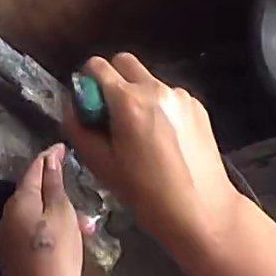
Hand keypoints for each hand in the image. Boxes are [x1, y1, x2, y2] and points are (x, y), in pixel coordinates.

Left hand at [0, 144, 85, 275]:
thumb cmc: (58, 253)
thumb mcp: (62, 212)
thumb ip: (54, 182)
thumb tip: (50, 158)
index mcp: (18, 201)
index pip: (34, 168)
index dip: (50, 156)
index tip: (63, 147)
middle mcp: (6, 216)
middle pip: (32, 192)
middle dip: (55, 188)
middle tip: (79, 190)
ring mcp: (6, 239)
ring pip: (34, 214)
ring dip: (55, 212)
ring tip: (82, 224)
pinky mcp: (11, 258)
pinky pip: (30, 231)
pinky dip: (47, 228)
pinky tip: (66, 239)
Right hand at [63, 53, 248, 266]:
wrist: (204, 213)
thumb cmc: (148, 195)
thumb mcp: (102, 167)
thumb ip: (79, 130)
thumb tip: (71, 106)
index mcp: (128, 101)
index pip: (97, 65)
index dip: (88, 81)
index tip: (90, 104)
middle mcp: (154, 88)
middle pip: (124, 61)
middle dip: (112, 79)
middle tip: (112, 113)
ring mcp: (179, 95)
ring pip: (147, 79)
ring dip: (138, 95)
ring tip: (143, 135)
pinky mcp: (197, 105)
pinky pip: (168, 95)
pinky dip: (160, 107)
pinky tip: (166, 140)